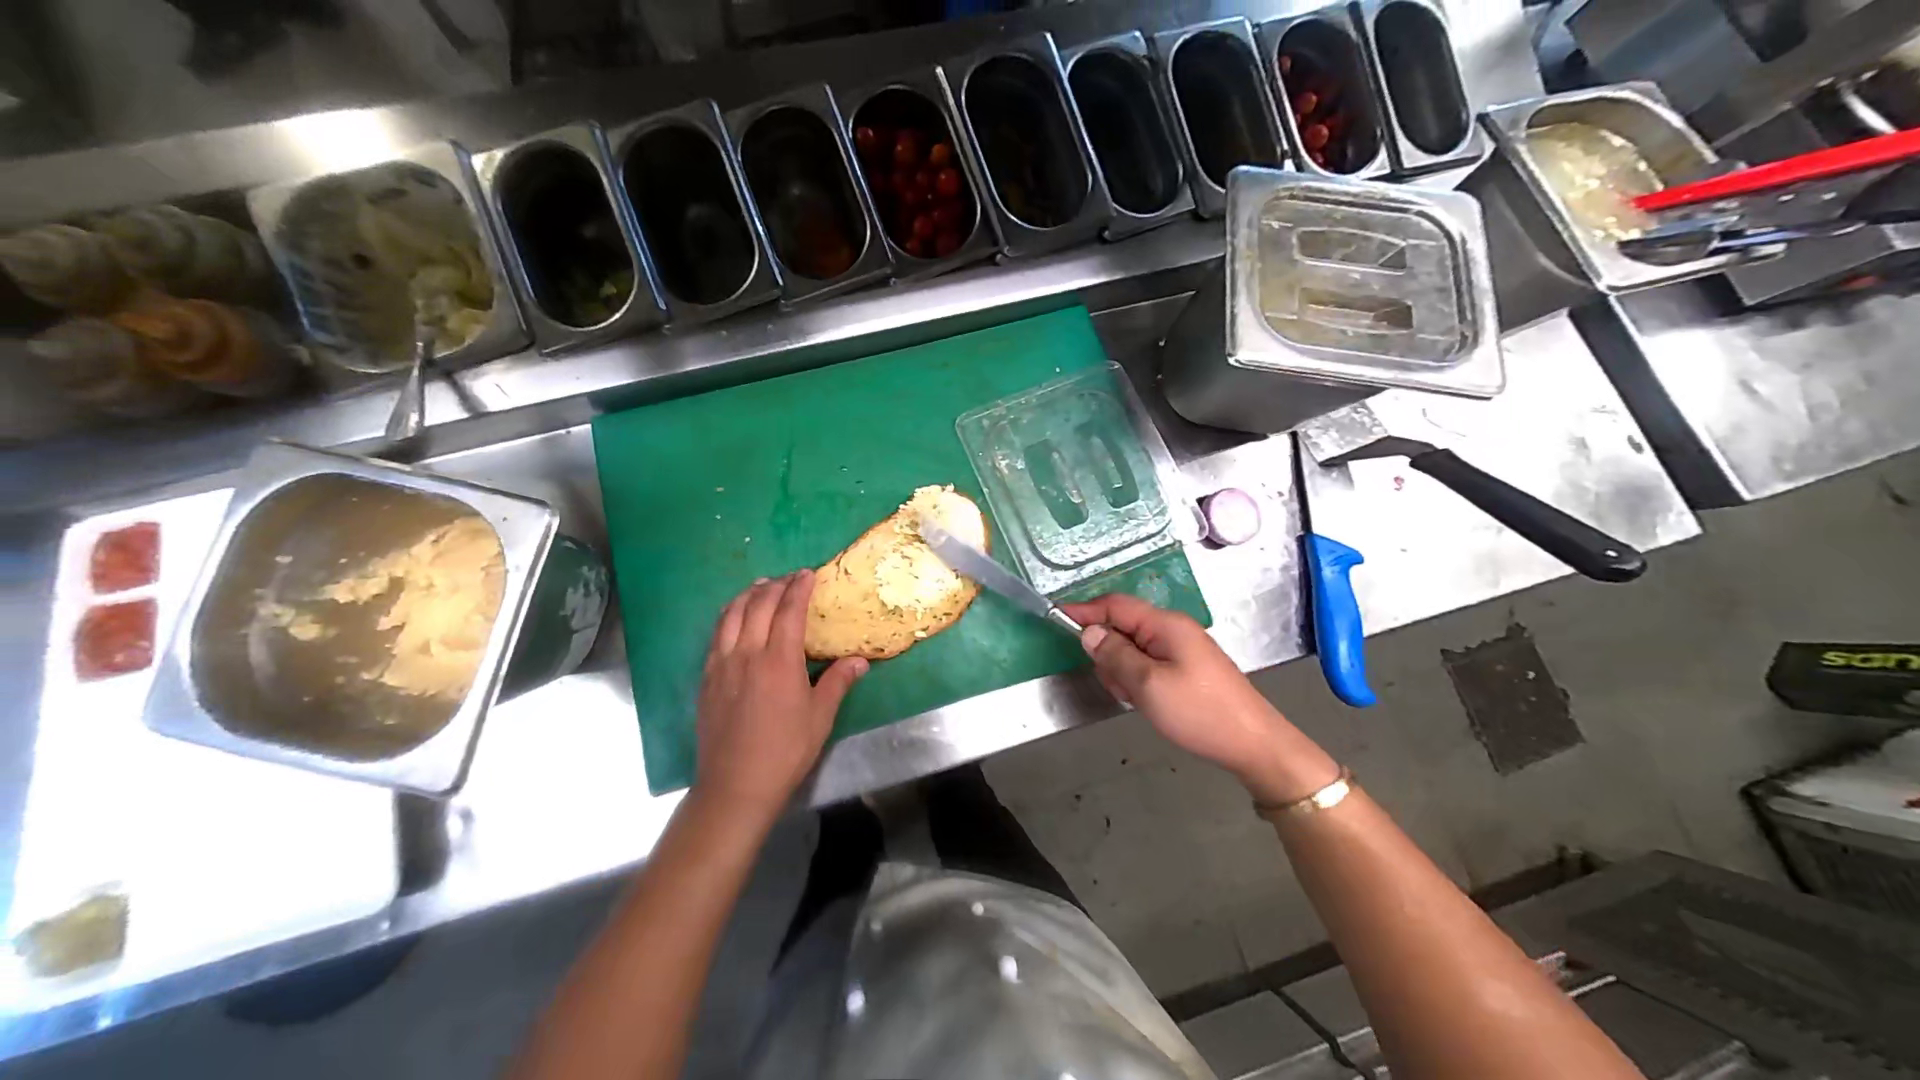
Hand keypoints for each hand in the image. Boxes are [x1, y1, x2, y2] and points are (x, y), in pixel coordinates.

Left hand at [695, 570, 866, 820]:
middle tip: (789, 578)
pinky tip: (735, 618)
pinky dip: (728, 616)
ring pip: (731, 615)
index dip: (799, 588)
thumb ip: (837, 682)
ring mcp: (722, 665)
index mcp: (779, 661)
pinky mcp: (707, 678)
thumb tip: (860, 660)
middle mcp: (747, 654)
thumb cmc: (785, 751)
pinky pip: (716, 635)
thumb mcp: (819, 718)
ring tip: (761, 587)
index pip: (789, 611)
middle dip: (775, 586)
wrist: (736, 784)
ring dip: (747, 595)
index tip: (808, 574)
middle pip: (758, 606)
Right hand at [1061, 593, 1338, 803]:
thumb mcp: (1148, 684)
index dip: (1084, 610)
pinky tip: (1148, 702)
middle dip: (1108, 652)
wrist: (1253, 744)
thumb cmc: (1200, 713)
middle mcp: (1172, 630)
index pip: (1115, 605)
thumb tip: (1089, 631)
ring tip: (1136, 699)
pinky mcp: (1186, 668)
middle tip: (1117, 685)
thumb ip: (1114, 654)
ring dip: (1123, 671)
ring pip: (1133, 648)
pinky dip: (1138, 679)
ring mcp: (1181, 649)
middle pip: (1122, 627)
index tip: (1056, 617)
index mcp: (1164, 625)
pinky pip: (1148, 664)